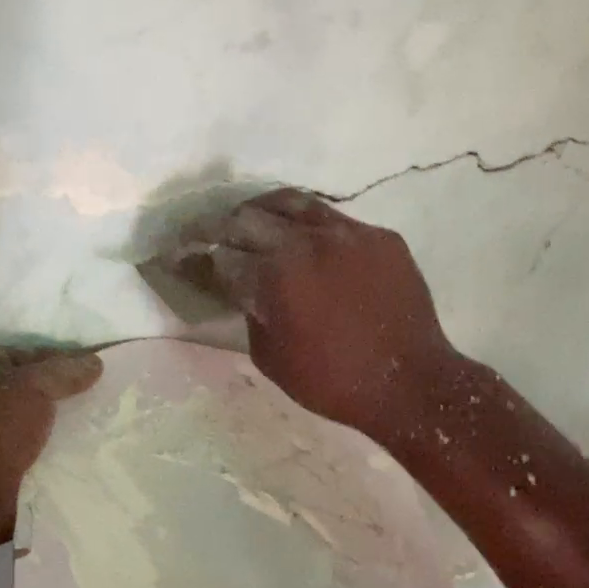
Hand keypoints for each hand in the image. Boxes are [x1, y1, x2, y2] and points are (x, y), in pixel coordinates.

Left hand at [0, 344, 102, 556]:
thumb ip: (64, 371)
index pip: (31, 353)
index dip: (66, 358)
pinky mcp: (1, 464)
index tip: (104, 368)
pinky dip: (59, 447)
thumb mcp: (31, 387)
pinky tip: (90, 448)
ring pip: (38, 418)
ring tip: (107, 420)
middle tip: (110, 395)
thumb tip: (95, 363)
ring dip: (66, 421)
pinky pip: (38, 447)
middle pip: (34, 385)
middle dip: (68, 391)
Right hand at [174, 188, 460, 436]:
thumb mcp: (269, 356)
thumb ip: (249, 311)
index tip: (177, 257)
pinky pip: (334, 220)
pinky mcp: (379, 237)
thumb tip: (241, 286)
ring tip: (249, 221)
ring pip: (292, 203)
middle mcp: (307, 243)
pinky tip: (304, 241)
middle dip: (218, 227)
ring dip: (262, 211)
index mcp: (274, 276)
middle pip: (249, 219)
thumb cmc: (331, 381)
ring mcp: (348, 233)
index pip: (220, 256)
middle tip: (204, 234)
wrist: (411, 384)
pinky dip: (307, 226)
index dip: (193, 257)